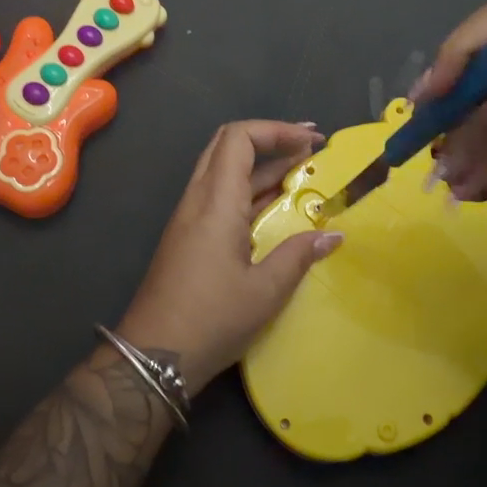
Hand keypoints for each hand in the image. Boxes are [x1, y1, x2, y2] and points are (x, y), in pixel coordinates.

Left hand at [117, 120, 342, 394]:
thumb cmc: (211, 319)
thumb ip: (298, 256)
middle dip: (270, 139)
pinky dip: (250, 190)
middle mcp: (198, 198)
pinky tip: (277, 208)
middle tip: (310, 147)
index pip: (239, 138)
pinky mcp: (188, 236)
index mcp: (216, 201)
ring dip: (261, 166)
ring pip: (224, 171)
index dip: (276, 130)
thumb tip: (334, 235)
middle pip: (228, 145)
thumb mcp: (264, 292)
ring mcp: (190, 217)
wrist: (153, 355)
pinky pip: (220, 196)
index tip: (313, 142)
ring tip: (303, 173)